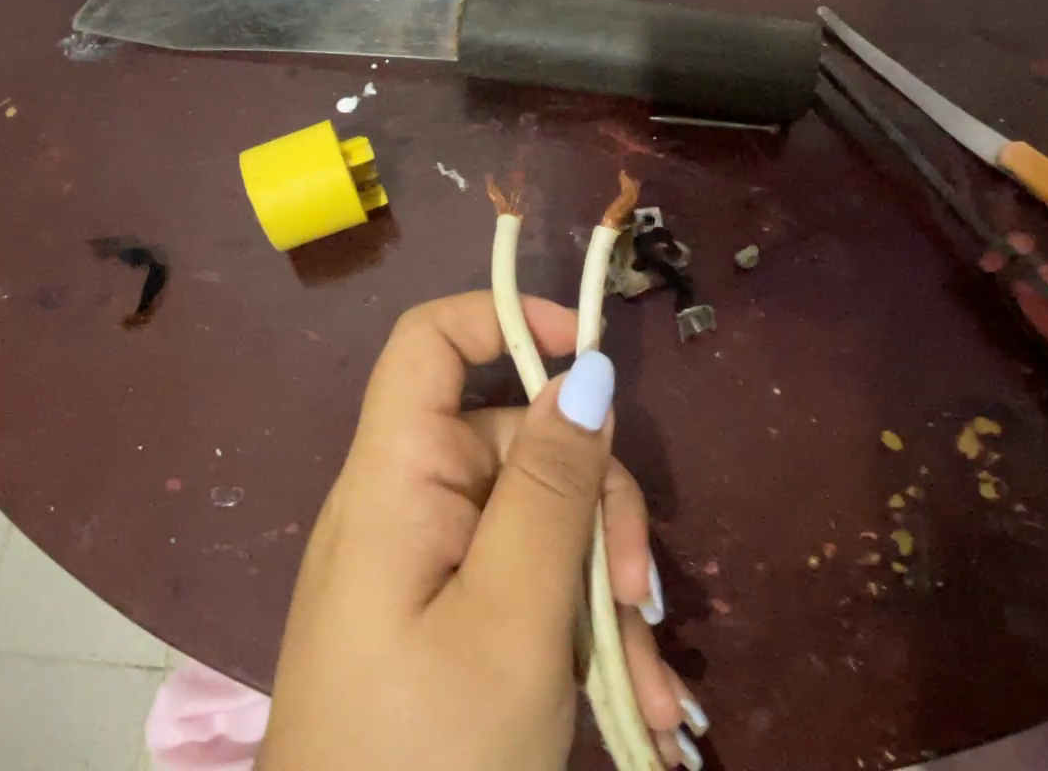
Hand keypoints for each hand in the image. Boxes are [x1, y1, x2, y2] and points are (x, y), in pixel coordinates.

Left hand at [258, 291, 705, 770]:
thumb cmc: (428, 756)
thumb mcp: (513, 618)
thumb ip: (552, 488)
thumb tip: (587, 371)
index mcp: (396, 477)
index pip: (429, 343)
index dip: (505, 321)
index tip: (591, 352)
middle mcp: (410, 503)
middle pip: (519, 442)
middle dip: (596, 507)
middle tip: (642, 596)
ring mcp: (432, 562)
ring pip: (541, 522)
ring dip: (605, 589)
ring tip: (651, 689)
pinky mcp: (450, 614)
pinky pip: (528, 584)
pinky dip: (583, 628)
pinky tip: (633, 702)